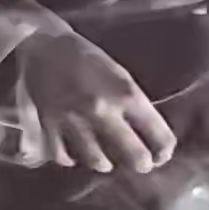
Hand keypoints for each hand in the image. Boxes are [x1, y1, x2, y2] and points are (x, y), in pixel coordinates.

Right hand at [12, 30, 176, 173]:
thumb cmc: (85, 56)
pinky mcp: (49, 123)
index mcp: (126, 94)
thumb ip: (132, 103)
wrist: (44, 45)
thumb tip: (143, 132)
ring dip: (104, 163)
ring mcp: (74, 119)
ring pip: (97, 161)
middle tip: (140, 165)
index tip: (161, 154)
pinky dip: (69, 159)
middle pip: (134, 156)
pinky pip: (61, 155)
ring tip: (104, 161)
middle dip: (142, 164)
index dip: (165, 150)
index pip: (159, 135)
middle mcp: (102, 111)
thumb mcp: (120, 74)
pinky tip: (73, 156)